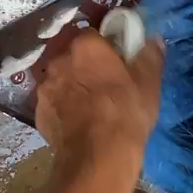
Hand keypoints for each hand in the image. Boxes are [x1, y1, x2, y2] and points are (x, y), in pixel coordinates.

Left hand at [35, 31, 163, 168]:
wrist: (98, 156)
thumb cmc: (126, 113)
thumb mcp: (148, 83)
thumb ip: (149, 55)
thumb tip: (153, 40)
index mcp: (85, 46)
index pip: (94, 36)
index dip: (106, 48)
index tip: (117, 63)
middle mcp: (59, 60)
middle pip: (74, 57)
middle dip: (86, 67)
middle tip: (104, 85)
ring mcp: (45, 87)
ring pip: (61, 80)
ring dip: (72, 87)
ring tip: (89, 107)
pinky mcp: (38, 112)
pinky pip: (53, 103)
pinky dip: (63, 109)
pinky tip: (77, 124)